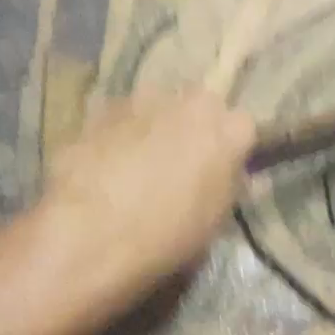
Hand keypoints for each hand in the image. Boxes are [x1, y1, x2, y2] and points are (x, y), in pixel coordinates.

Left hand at [42, 91, 256, 289]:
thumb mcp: (214, 223)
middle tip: (183, 165)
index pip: (245, 128)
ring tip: (140, 166)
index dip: (233, 150)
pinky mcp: (103, 107)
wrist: (89, 233)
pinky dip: (121, 135)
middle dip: (195, 129)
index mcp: (229, 129)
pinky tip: (109, 165)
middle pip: (201, 107)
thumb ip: (229, 187)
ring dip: (156, 127)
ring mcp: (144, 98)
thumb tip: (240, 176)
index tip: (223, 171)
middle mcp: (192, 101)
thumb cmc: (166, 235)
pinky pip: (123, 118)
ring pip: (159, 108)